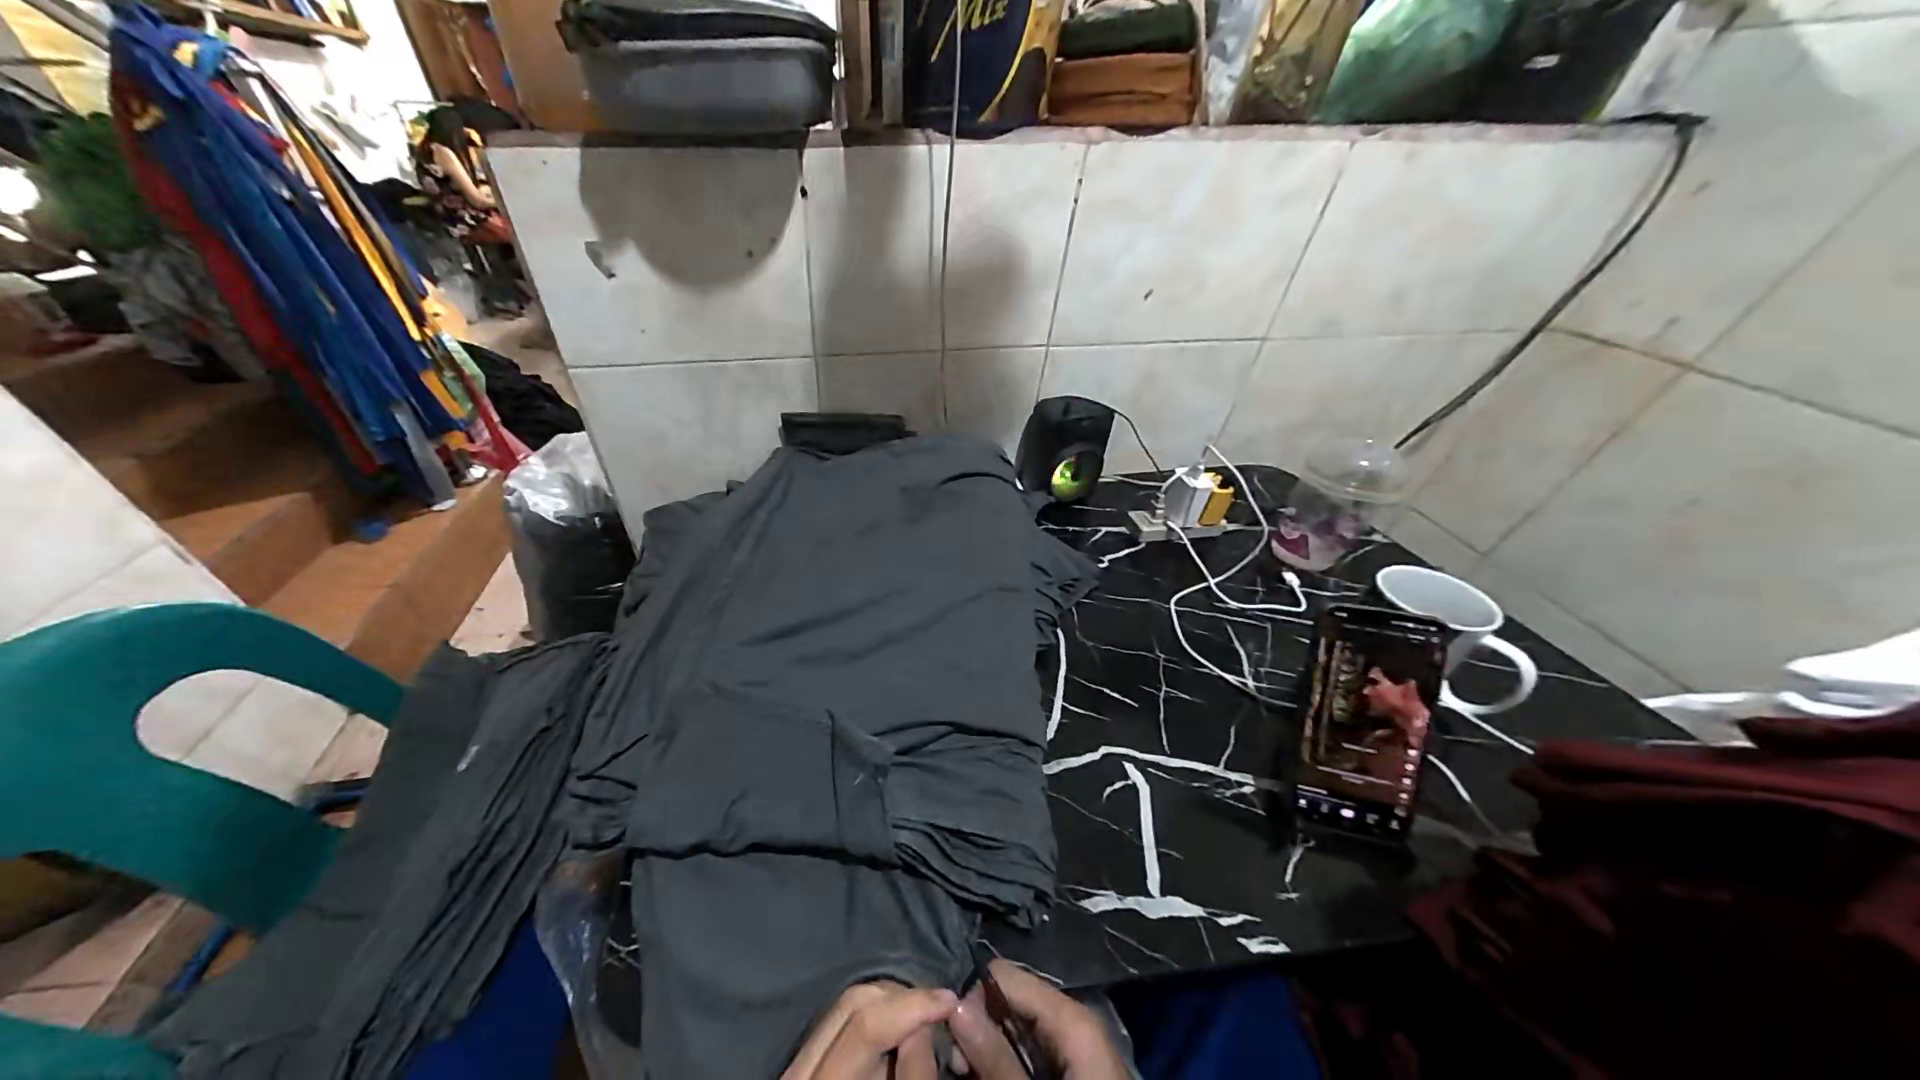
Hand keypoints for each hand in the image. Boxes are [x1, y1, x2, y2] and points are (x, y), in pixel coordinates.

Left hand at [782, 982, 958, 1079]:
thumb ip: (914, 1076)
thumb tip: (923, 1024)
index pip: (865, 1026)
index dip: (913, 1006)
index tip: (951, 1001)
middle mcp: (798, 1077)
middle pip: (852, 1004)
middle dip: (901, 998)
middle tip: (938, 1008)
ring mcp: (795, 1072)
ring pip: (844, 1006)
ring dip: (888, 1003)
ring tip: (922, 1017)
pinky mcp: (802, 1070)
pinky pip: (838, 1024)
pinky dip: (873, 1017)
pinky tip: (898, 1029)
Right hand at [948, 960, 1129, 1079]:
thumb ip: (995, 1058)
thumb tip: (955, 1006)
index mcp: (1071, 1018)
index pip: (1005, 975)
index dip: (972, 998)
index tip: (951, 1035)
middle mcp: (1074, 1019)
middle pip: (1011, 999)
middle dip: (979, 1026)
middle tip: (959, 1067)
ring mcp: (1076, 1044)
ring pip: (1017, 1026)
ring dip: (989, 1048)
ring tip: (968, 1075)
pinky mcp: (1073, 1068)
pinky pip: (1031, 1048)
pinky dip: (1008, 1062)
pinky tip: (993, 1079)